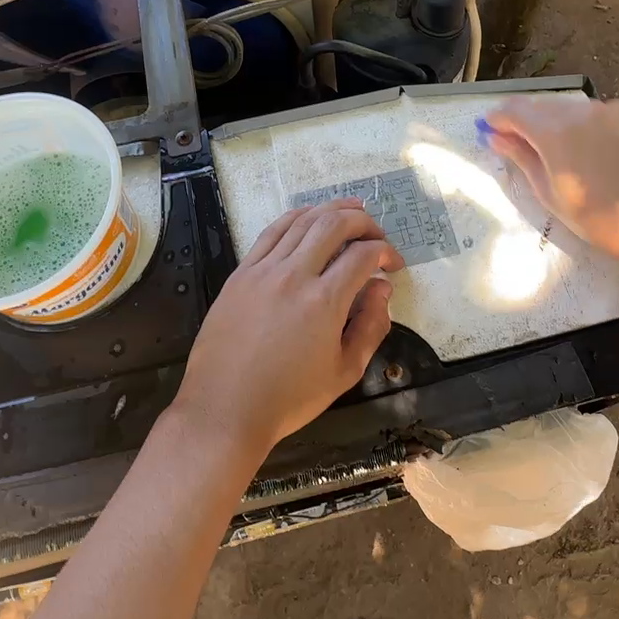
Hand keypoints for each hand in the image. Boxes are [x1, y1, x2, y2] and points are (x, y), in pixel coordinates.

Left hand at [174, 198, 402, 454]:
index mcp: (324, 302)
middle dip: (363, 222)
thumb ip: (371, 326)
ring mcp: (263, 270)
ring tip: (351, 210)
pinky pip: (271, 232)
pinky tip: (308, 217)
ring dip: (331, 210)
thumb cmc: (289, 398)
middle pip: (334, 224)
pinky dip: (296, 217)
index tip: (393, 264)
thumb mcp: (344, 372)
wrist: (225, 409)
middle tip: (377, 234)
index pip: (363, 255)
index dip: (385, 252)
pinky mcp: (240, 273)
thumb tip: (381, 289)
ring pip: (302, 220)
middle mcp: (294, 275)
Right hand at [483, 97, 618, 272]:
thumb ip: (522, 158)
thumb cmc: (601, 218)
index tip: (490, 130)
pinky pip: (607, 119)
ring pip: (578, 112)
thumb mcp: (551, 194)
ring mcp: (618, 111)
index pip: (515, 110)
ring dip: (564, 126)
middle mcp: (584, 110)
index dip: (499, 119)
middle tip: (523, 145)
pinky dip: (594, 131)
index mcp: (555, 129)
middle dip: (530, 123)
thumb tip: (497, 137)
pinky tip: (603, 158)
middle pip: (546, 108)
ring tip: (567, 156)